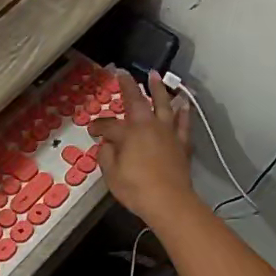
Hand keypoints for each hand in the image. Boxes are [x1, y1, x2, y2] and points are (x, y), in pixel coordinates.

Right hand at [89, 69, 198, 221]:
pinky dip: (183, 112)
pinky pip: (183, 123)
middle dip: (128, 86)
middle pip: (137, 101)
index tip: (92, 130)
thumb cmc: (136, 189)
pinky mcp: (182, 143)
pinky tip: (183, 104)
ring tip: (155, 76)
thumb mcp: (112, 175)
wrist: (169, 201)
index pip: (109, 125)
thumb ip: (107, 156)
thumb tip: (107, 145)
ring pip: (164, 104)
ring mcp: (168, 133)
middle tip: (123, 74)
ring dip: (158, 88)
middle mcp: (149, 126)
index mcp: (129, 133)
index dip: (98, 126)